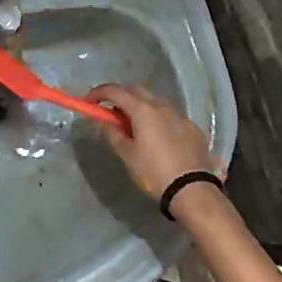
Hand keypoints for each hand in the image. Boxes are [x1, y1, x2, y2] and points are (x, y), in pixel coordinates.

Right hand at [87, 84, 218, 205]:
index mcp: (143, 110)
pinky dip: (159, 119)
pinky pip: (171, 115)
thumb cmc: (154, 173)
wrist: (192, 191)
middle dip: (121, 97)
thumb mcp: (128, 155)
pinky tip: (159, 137)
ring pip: (156, 101)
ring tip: (136, 126)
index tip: (89, 101)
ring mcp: (180, 115)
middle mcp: (162, 105)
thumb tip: (103, 120)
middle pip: (137, 91)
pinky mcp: (192, 127)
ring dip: (142, 107)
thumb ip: (113, 133)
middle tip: (112, 113)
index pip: (115, 91)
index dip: (99, 93)